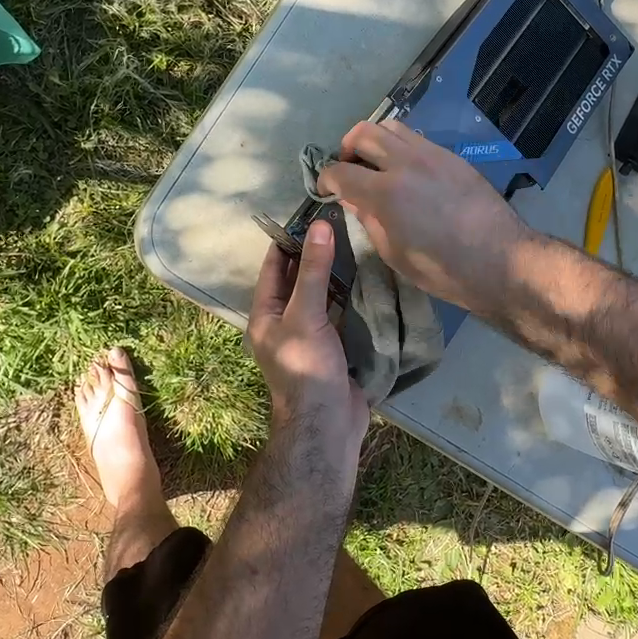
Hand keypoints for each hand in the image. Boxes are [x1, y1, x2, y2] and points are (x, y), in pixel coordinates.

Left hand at [249, 222, 368, 459]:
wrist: (328, 425)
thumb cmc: (307, 366)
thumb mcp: (307, 314)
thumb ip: (314, 270)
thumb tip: (320, 226)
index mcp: (266, 314)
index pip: (274, 266)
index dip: (289, 239)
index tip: (312, 213)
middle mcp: (285, 322)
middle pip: (300, 280)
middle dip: (317, 255)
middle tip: (343, 223)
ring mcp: (311, 336)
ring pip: (323, 296)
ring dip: (338, 275)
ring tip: (359, 243)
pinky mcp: (335, 348)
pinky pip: (342, 314)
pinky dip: (353, 297)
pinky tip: (371, 278)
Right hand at [316, 120, 538, 313]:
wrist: (500, 261)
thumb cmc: (443, 269)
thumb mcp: (394, 253)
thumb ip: (368, 220)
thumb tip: (352, 199)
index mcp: (386, 192)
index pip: (341, 171)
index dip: (325, 180)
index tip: (325, 190)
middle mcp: (406, 163)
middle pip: (364, 133)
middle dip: (347, 149)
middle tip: (348, 169)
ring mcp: (432, 154)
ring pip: (392, 126)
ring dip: (374, 141)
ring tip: (375, 164)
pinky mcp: (452, 157)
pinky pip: (417, 139)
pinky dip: (400, 147)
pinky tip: (404, 171)